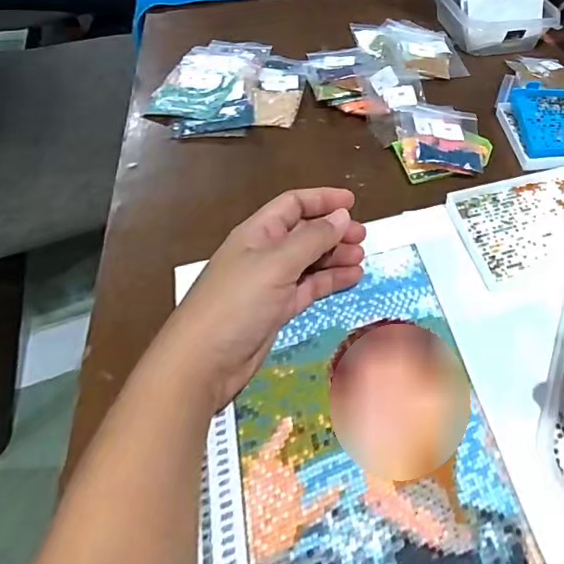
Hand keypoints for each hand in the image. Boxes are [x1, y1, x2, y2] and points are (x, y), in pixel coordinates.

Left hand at [156, 188, 366, 409]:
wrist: (201, 364)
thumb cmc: (236, 303)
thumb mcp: (277, 264)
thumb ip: (312, 238)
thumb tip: (342, 216)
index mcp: (258, 232)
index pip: (293, 204)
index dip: (322, 199)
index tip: (352, 202)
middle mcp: (265, 253)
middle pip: (304, 232)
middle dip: (333, 230)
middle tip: (362, 236)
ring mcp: (270, 283)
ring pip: (310, 261)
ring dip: (335, 256)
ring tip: (360, 258)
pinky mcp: (276, 310)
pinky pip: (309, 287)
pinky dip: (330, 281)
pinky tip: (351, 278)